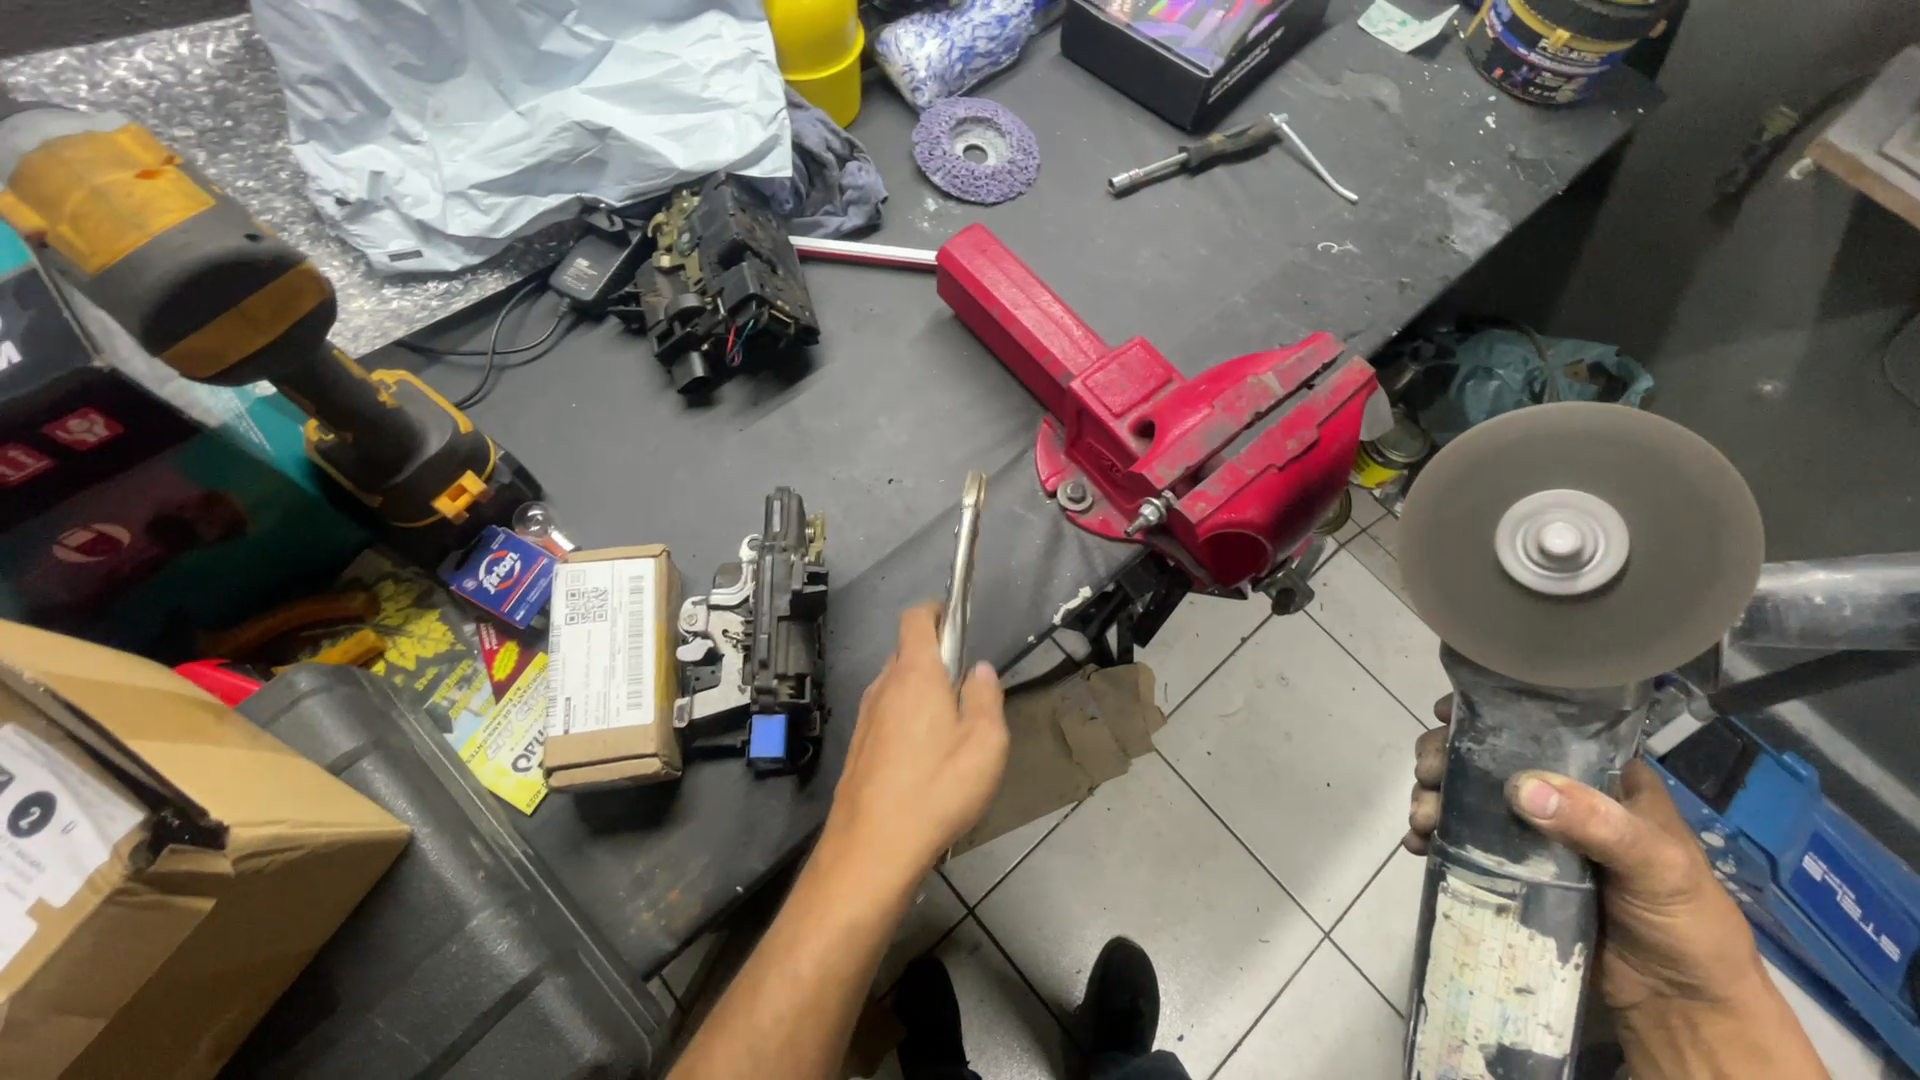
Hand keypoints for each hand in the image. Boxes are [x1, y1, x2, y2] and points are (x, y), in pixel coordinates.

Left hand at [819, 604, 1008, 887]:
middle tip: (967, 691)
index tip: (959, 623)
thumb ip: (987, 697)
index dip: (937, 611)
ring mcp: (865, 717)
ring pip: (896, 686)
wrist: (872, 847)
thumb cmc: (938, 788)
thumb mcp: (986, 743)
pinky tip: (925, 760)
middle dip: (936, 658)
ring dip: (922, 693)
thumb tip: (980, 669)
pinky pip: (886, 715)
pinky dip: (907, 721)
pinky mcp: (858, 747)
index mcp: (915, 674)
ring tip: (951, 732)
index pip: (916, 617)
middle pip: (906, 651)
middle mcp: (883, 686)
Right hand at [1405, 697, 1770, 1017]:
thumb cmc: (1686, 923)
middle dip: (1444, 759)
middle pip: (1486, 758)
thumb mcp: (1660, 866)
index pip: (1539, 728)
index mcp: (1600, 780)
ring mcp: (1527, 835)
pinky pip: (1458, 842)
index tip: (1445, 714)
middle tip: (1428, 776)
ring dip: (1431, 798)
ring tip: (1421, 819)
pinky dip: (1431, 837)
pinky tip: (1418, 844)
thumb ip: (1599, 823)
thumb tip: (1522, 787)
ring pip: (1464, 796)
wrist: (1678, 1006)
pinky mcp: (1507, 871)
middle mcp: (1557, 798)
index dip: (1488, 716)